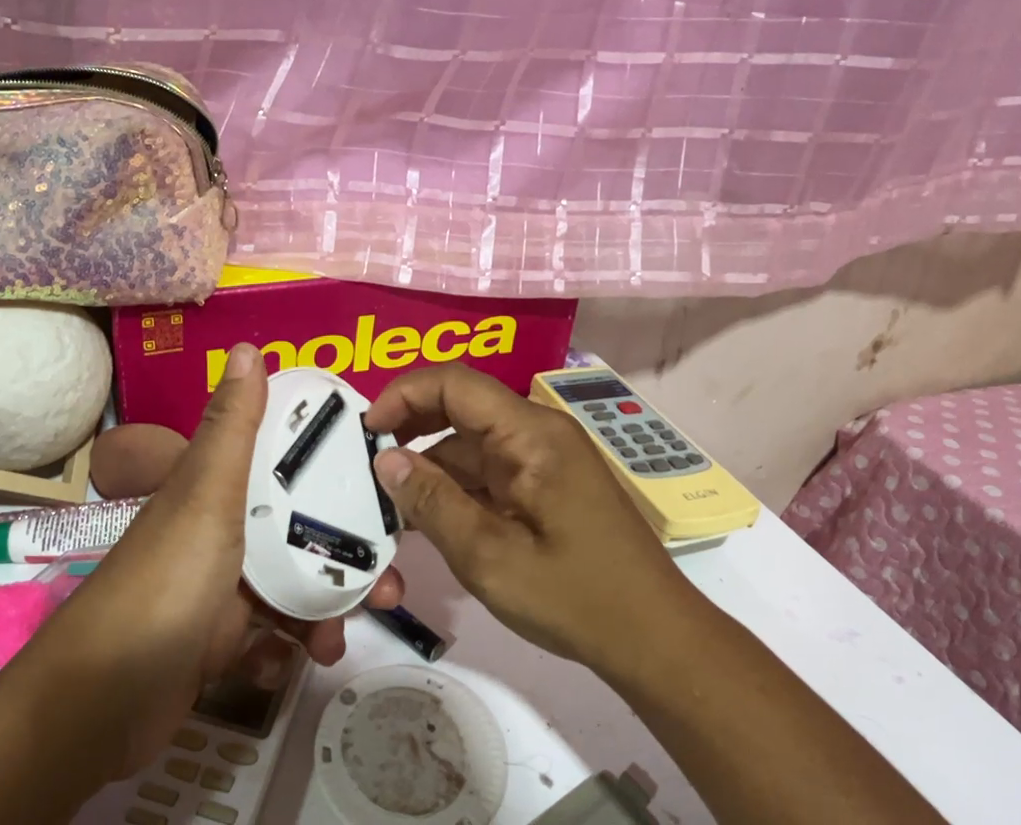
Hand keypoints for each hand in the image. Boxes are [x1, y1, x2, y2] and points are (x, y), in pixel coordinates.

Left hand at [17, 343, 401, 778]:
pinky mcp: (218, 640)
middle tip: (391, 585)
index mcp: (218, 487)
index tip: (384, 485)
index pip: (287, 463)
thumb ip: (232, 428)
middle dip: (349, 557)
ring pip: (293, 585)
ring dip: (328, 609)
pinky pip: (272, 634)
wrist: (104, 698)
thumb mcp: (206, 496)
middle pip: (301, 530)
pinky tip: (297, 662)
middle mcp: (221, 529)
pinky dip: (289, 647)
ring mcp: (219, 587)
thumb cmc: (167, 582)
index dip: (335, 469)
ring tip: (344, 637)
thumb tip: (248, 346)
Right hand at [365, 364, 687, 675]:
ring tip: (388, 501)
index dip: (403, 395)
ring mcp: (544, 460)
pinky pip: (489, 471)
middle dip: (411, 426)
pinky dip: (454, 487)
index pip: (454, 382)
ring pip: (471, 443)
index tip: (366, 432)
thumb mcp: (490, 556)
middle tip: (368, 462)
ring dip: (429, 465)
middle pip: (461, 407)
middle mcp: (538, 433)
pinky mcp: (546, 487)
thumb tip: (385, 459)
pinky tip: (426, 518)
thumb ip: (433, 502)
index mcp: (531, 434)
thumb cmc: (576, 597)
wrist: (654, 638)